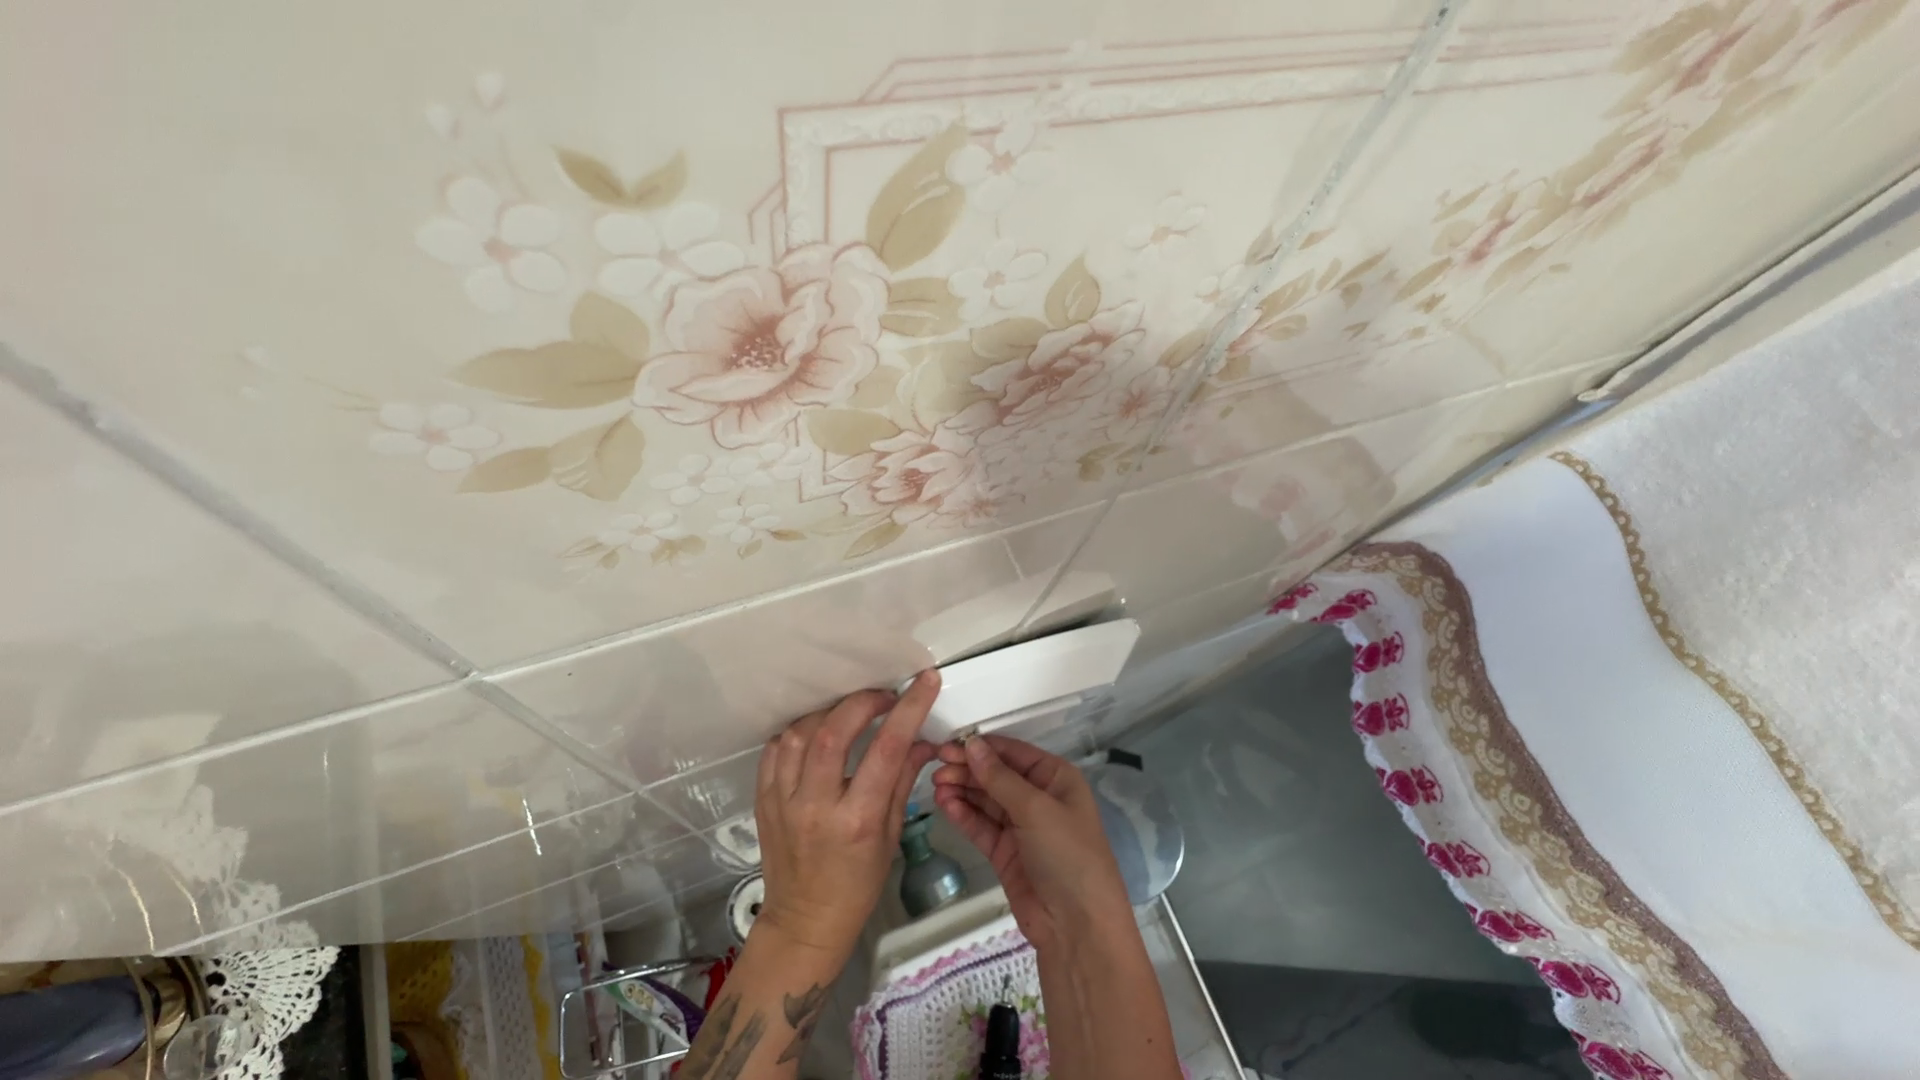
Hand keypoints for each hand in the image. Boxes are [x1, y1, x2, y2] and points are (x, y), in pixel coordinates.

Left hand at [753, 671, 939, 962]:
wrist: (804, 922)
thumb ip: (902, 781)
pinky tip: (815, 732)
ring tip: (849, 713)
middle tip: (882, 697)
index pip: (885, 750)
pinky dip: (797, 732)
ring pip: (798, 734)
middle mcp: (815, 806)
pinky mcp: (762, 800)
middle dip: (861, 702)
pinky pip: (775, 750)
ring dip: (828, 713)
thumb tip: (922, 740)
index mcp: (856, 820)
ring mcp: (782, 802)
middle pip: (832, 733)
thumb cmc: (857, 885)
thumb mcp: (890, 836)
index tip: (924, 682)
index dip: (907, 709)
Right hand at [932, 735, 1131, 952]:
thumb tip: (971, 744)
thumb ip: (999, 778)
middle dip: (967, 770)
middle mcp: (1039, 798)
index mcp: (1056, 778)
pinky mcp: (1005, 852)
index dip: (982, 748)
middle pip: (996, 775)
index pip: (1013, 753)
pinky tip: (945, 805)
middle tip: (936, 767)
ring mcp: (1021, 827)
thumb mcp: (1036, 809)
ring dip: (961, 791)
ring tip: (936, 786)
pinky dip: (963, 815)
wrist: (1077, 925)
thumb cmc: (1067, 854)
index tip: (948, 745)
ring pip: (985, 800)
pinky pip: (981, 826)